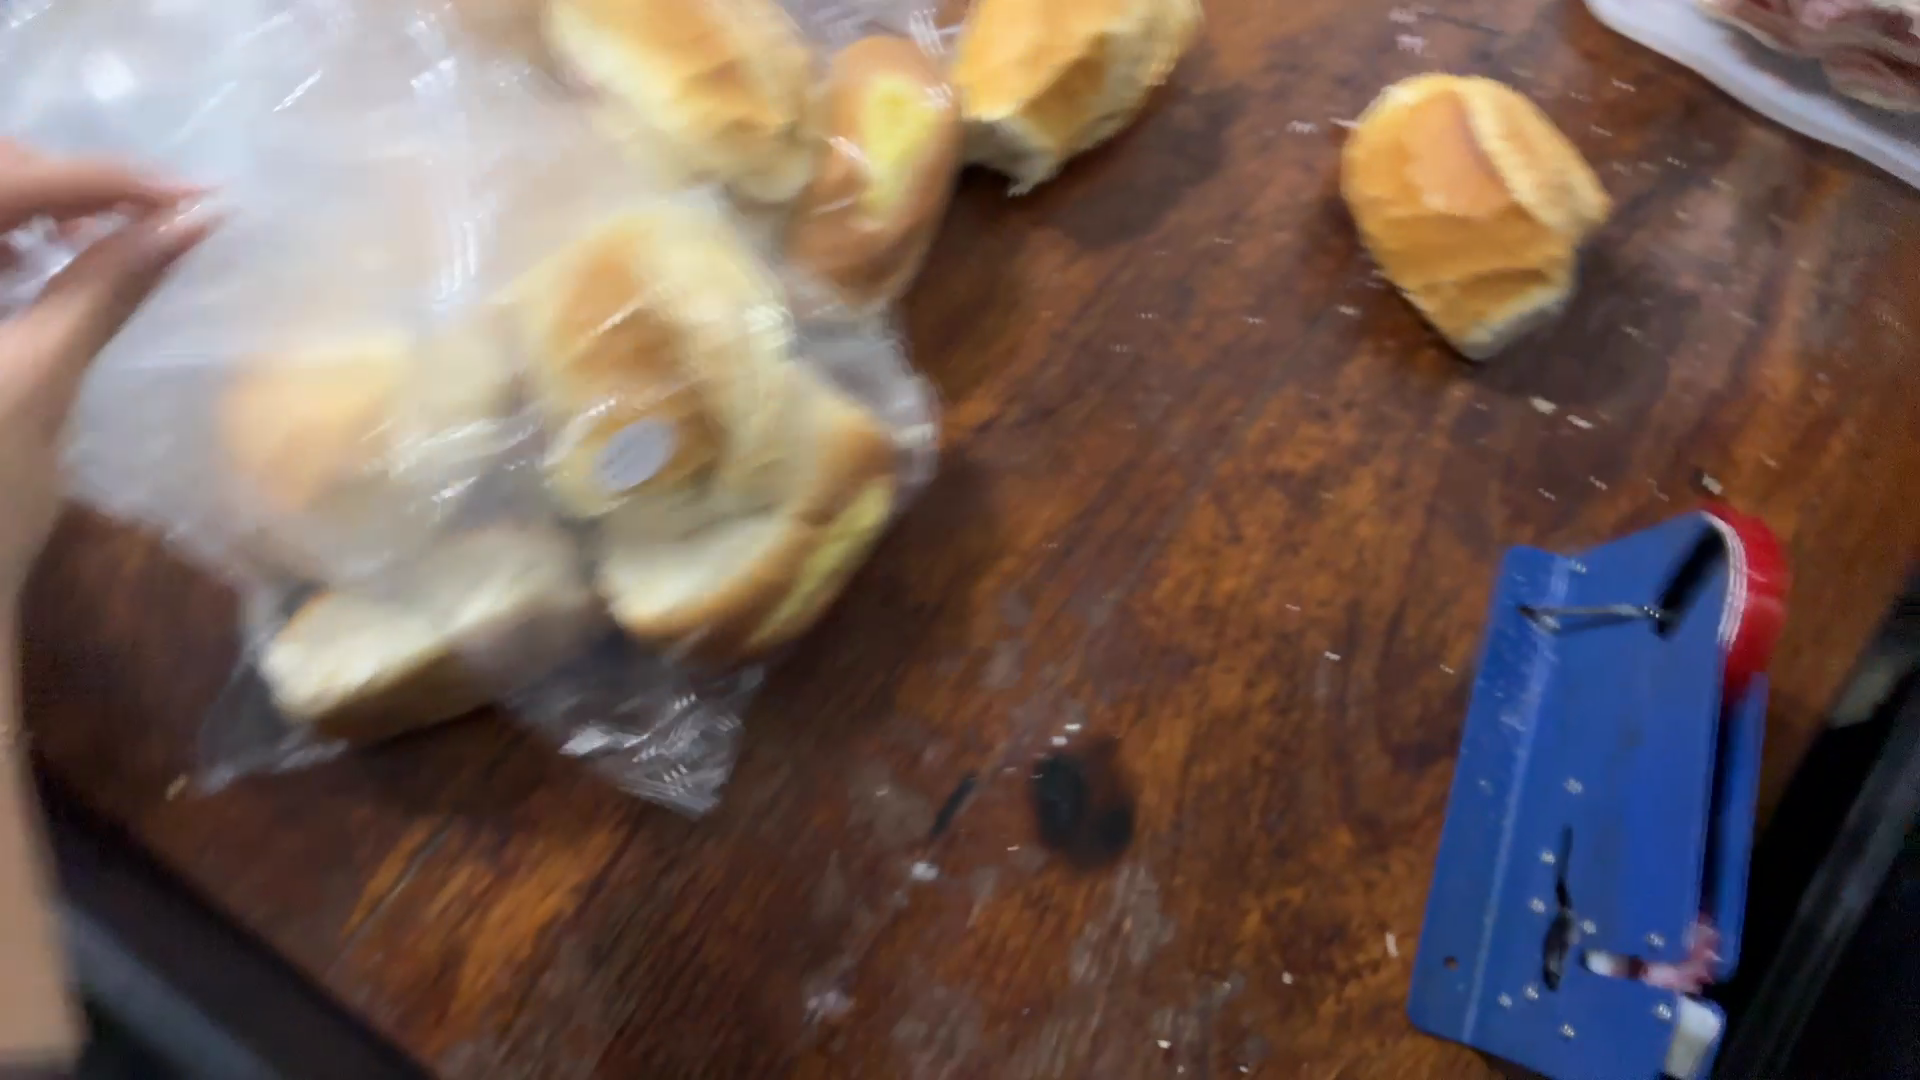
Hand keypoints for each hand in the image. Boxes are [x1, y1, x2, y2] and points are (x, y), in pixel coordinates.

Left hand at [0, 141, 213, 602]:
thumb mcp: (40, 375)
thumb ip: (108, 289)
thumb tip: (191, 226)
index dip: (98, 178)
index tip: (198, 197)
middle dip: (74, 182)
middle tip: (173, 215)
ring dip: (49, 203)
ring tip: (125, 234)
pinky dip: (21, 235)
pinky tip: (60, 257)